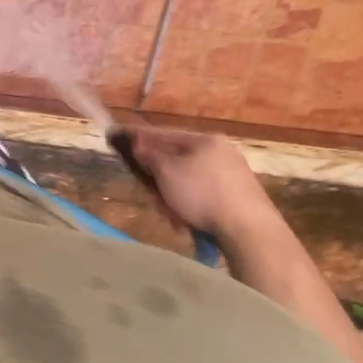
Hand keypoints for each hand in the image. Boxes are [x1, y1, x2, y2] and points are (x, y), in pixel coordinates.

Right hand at [122, 127, 282, 240]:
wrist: (249, 228)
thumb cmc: (202, 193)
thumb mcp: (165, 172)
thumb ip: (148, 155)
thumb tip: (138, 145)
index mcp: (204, 140)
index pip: (162, 133)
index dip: (136, 136)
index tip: (114, 135)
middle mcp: (220, 151)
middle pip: (174, 158)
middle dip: (157, 176)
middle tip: (148, 191)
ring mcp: (232, 172)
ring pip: (186, 178)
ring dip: (171, 194)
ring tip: (170, 212)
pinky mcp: (238, 193)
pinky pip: (202, 192)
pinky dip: (189, 203)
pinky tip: (186, 218)